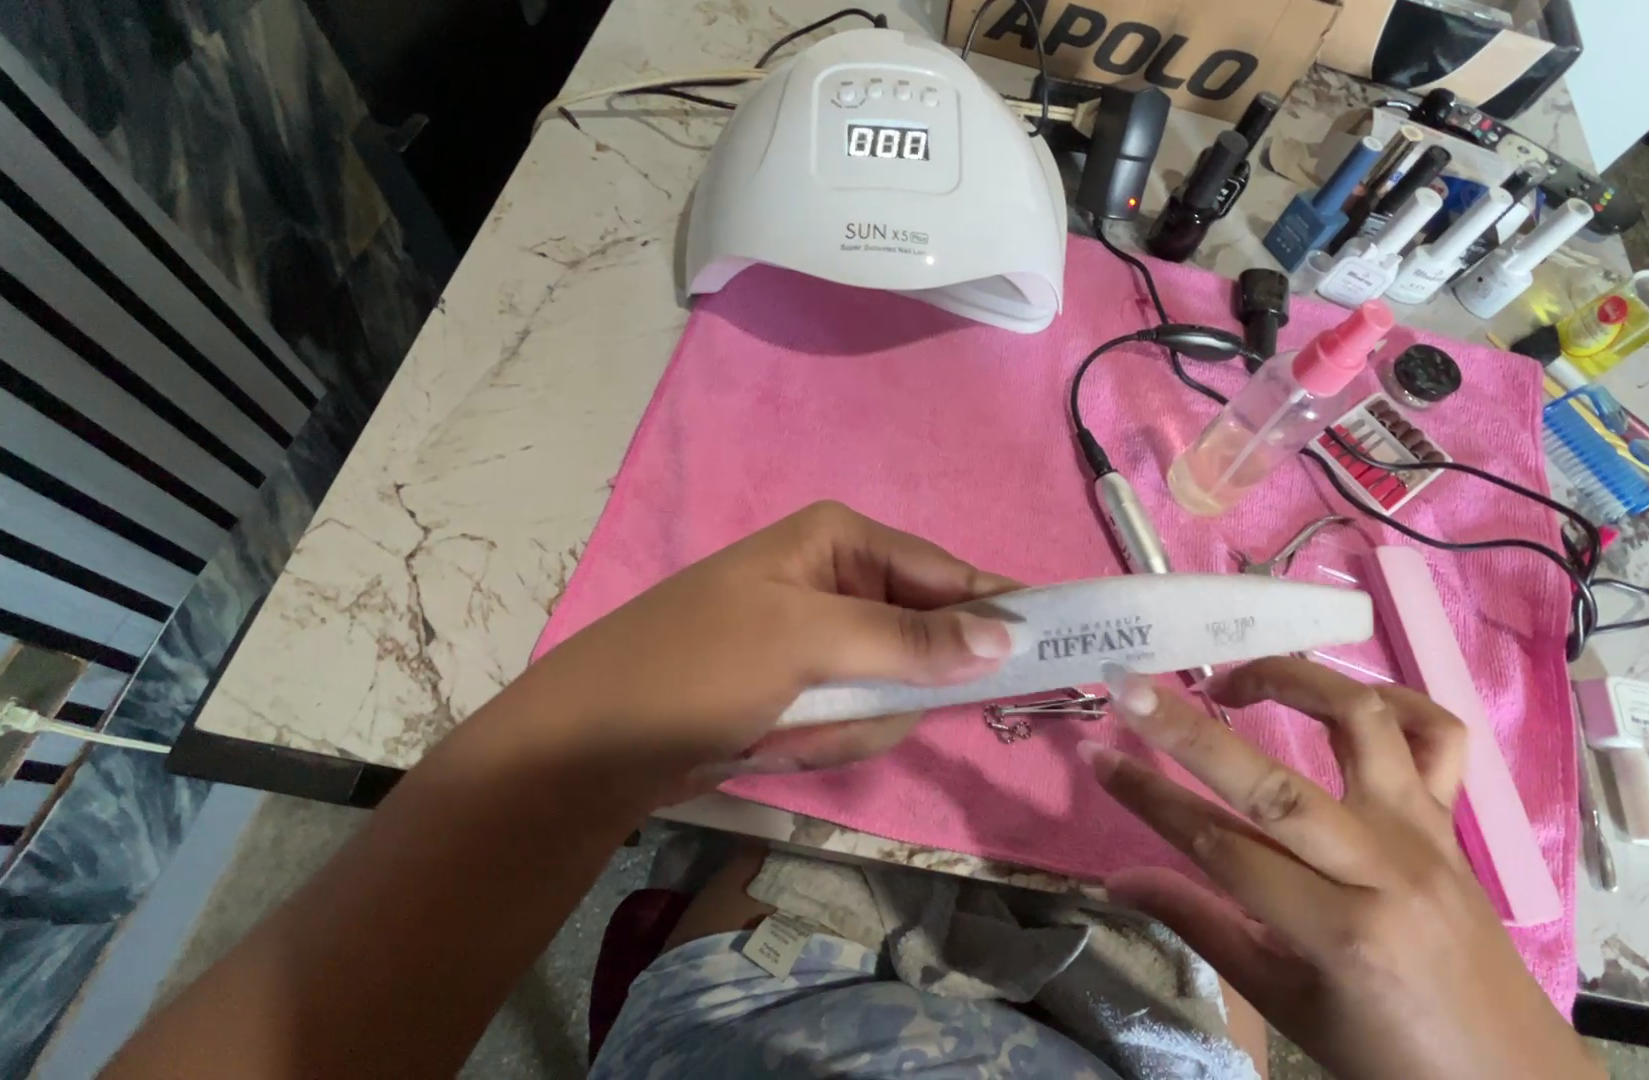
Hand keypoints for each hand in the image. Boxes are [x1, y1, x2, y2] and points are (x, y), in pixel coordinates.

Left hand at [501, 501, 1017, 800]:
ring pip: (894, 692)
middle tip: (850, 712)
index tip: (1054, 655)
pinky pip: (855, 718)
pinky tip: (773, 740)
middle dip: (895, 690)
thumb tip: (1009, 637)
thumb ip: (910, 639)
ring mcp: (824, 639)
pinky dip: (825, 740)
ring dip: (849, 723)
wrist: (594, 743)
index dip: (998, 614)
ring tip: (787, 725)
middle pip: (925, 640)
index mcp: (841, 540)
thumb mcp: (806, 640)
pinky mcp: (808, 688)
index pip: (948, 574)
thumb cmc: (698, 665)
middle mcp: (839, 579)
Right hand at [1082, 657, 1600, 1079]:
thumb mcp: (1286, 1005)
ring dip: (1290, 680)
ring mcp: (1425, 833)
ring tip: (1231, 679)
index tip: (1097, 755)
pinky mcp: (1451, 820)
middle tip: (1131, 688)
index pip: (1219, 846)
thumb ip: (1201, 926)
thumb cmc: (1390, 1056)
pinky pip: (1436, 735)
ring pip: (1362, 724)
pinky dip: (1389, 700)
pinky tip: (1339, 702)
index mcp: (1339, 932)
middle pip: (1272, 783)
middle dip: (1189, 731)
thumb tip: (1120, 878)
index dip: (1149, 797)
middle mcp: (1385, 867)